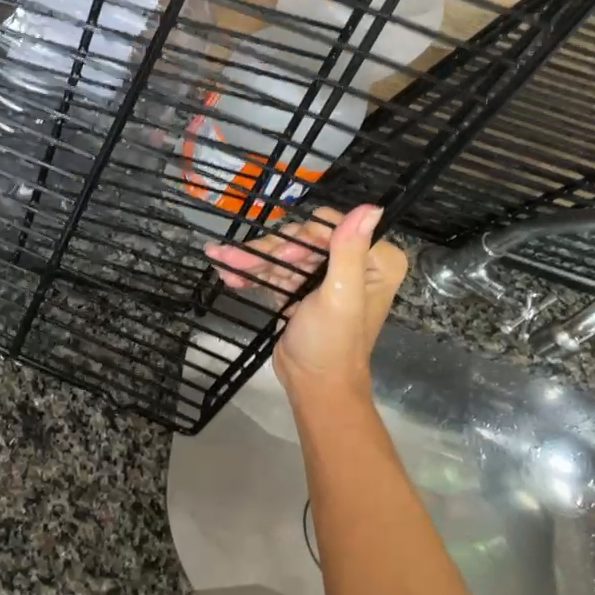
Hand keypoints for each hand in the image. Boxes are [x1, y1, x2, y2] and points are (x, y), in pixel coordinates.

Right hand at [204, 204, 407, 395]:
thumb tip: (372, 207)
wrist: (313, 386)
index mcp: (374, 262)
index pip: (331, 227)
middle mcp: (352, 263)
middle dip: (269, 251)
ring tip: (220, 261)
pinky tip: (227, 274)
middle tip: (239, 262)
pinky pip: (274, 270)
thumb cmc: (333, 344)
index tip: (284, 259)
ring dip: (250, 260)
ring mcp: (323, 276)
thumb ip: (349, 251)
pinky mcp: (300, 289)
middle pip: (300, 239)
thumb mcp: (341, 296)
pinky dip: (251, 272)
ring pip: (282, 253)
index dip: (302, 239)